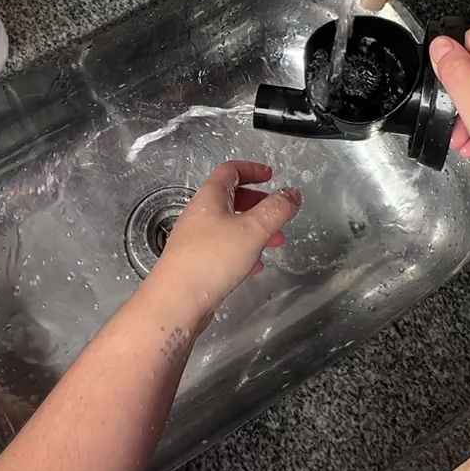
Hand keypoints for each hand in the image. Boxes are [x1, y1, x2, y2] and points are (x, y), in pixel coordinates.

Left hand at [142, 161, 301, 328]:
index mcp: (210, 197)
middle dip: (258, 203)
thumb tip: (292, 194)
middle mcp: (199, 214)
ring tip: (273, 241)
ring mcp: (195, 239)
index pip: (230, 171)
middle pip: (231, 198)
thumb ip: (276, 210)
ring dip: (253, 229)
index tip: (269, 175)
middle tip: (276, 211)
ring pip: (229, 225)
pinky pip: (223, 249)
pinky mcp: (196, 262)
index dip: (252, 170)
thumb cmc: (210, 259)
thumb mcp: (253, 230)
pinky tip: (254, 265)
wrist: (177, 301)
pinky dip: (243, 251)